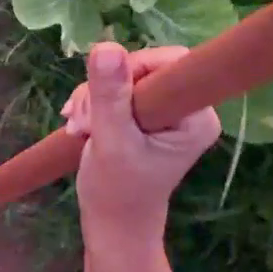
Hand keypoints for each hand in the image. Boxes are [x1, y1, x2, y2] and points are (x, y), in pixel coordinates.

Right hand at [61, 43, 218, 251]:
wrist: (111, 225)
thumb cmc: (117, 190)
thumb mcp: (111, 141)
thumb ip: (109, 95)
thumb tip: (105, 46)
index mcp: (195, 116)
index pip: (170, 63)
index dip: (132, 68)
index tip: (101, 97)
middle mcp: (186, 110)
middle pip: (141, 69)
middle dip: (103, 89)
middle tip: (80, 120)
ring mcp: (163, 114)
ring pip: (122, 80)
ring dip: (91, 99)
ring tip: (77, 127)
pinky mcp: (142, 118)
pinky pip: (114, 93)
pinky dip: (91, 105)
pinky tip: (77, 124)